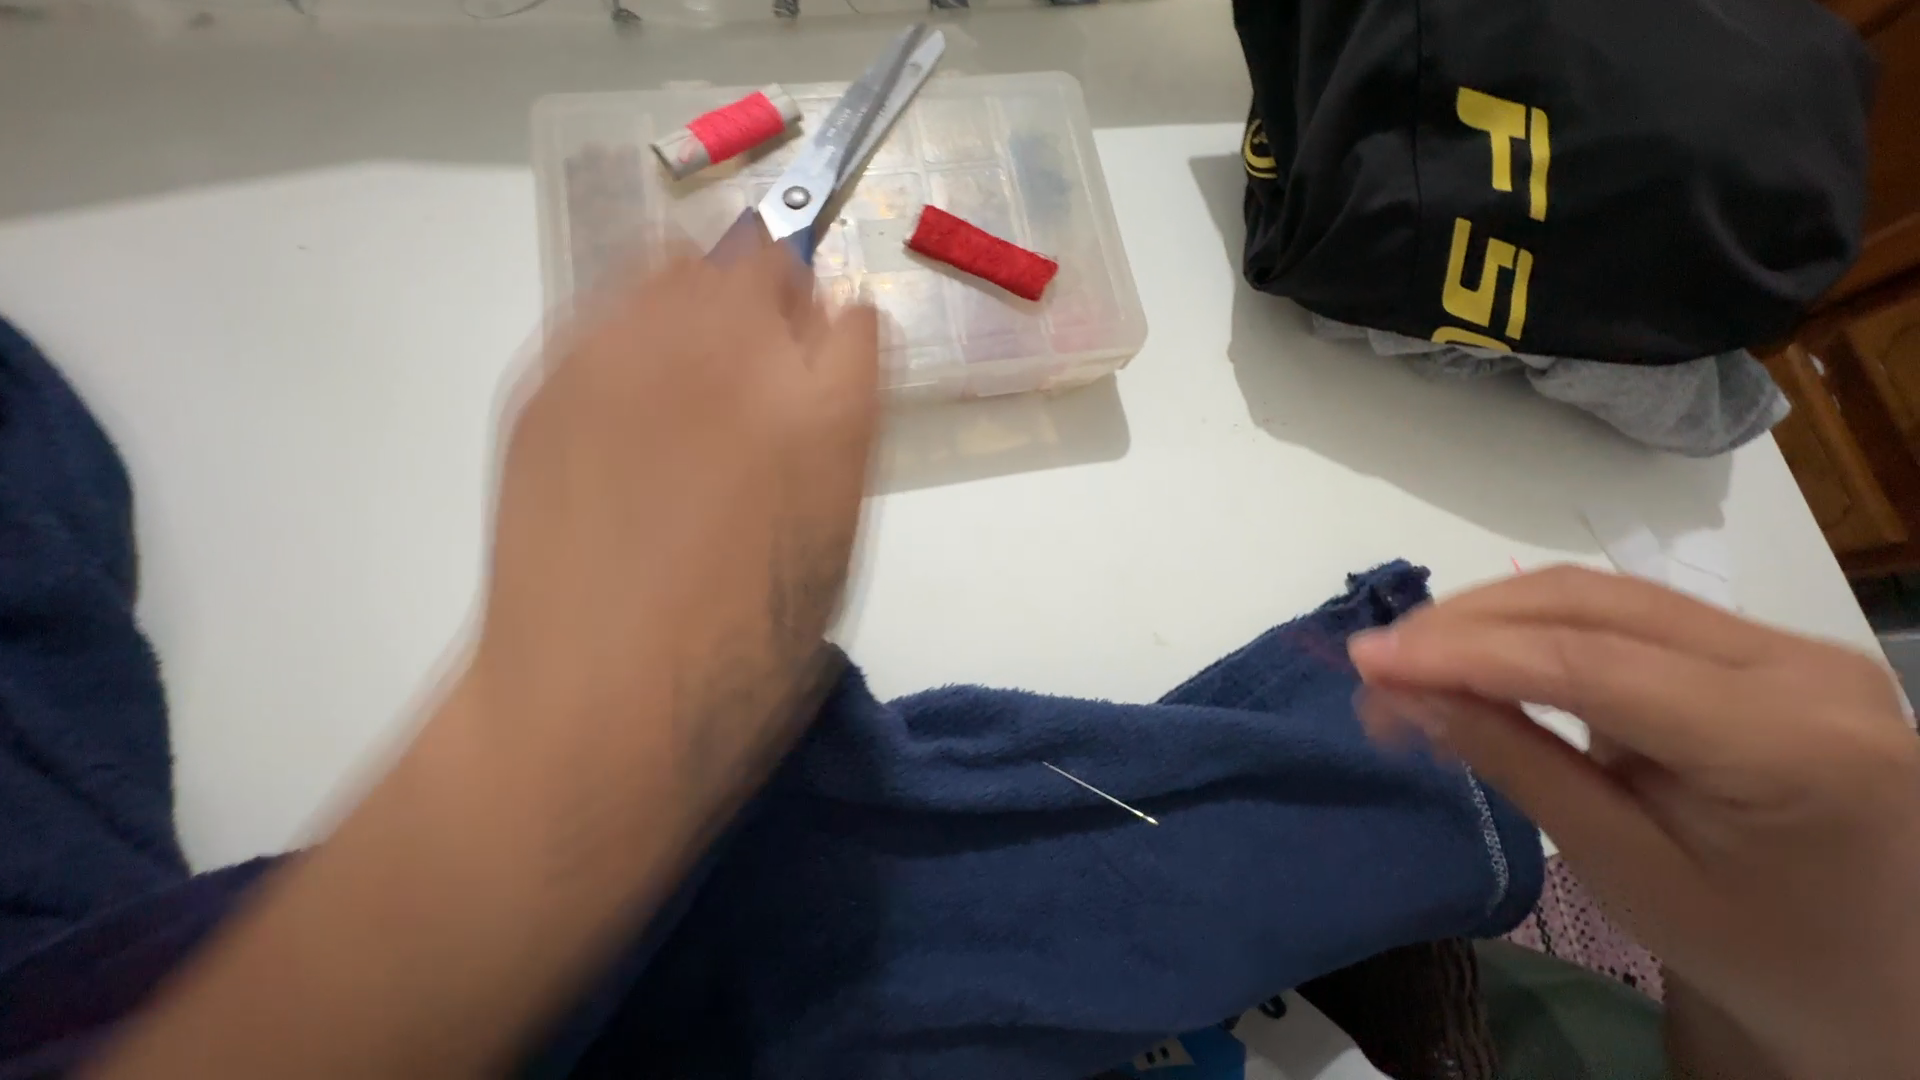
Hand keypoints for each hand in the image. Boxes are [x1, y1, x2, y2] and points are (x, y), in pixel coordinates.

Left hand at [474, 241, 879, 838]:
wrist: (597, 708)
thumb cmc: (746, 658)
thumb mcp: (835, 547)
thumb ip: (836, 443)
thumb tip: (814, 384)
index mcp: (828, 417)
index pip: (858, 318)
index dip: (844, 347)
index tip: (826, 380)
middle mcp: (736, 358)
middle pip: (770, 261)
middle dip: (778, 308)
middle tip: (758, 377)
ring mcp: (632, 356)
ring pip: (682, 261)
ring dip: (703, 303)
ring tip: (690, 378)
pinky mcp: (552, 376)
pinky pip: (609, 306)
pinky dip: (633, 332)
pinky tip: (629, 406)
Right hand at [1348, 567, 1919, 1077]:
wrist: (1880, 983)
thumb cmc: (1752, 948)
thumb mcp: (1618, 863)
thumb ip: (1509, 757)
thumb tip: (1399, 691)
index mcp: (1791, 742)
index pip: (1589, 664)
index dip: (1461, 653)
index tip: (1365, 659)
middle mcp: (1800, 664)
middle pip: (1587, 605)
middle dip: (1463, 626)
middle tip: (1375, 664)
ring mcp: (1783, 646)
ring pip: (1594, 595)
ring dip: (1486, 620)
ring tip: (1408, 661)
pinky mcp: (1755, 647)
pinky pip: (1615, 613)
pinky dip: (1526, 629)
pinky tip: (1474, 657)